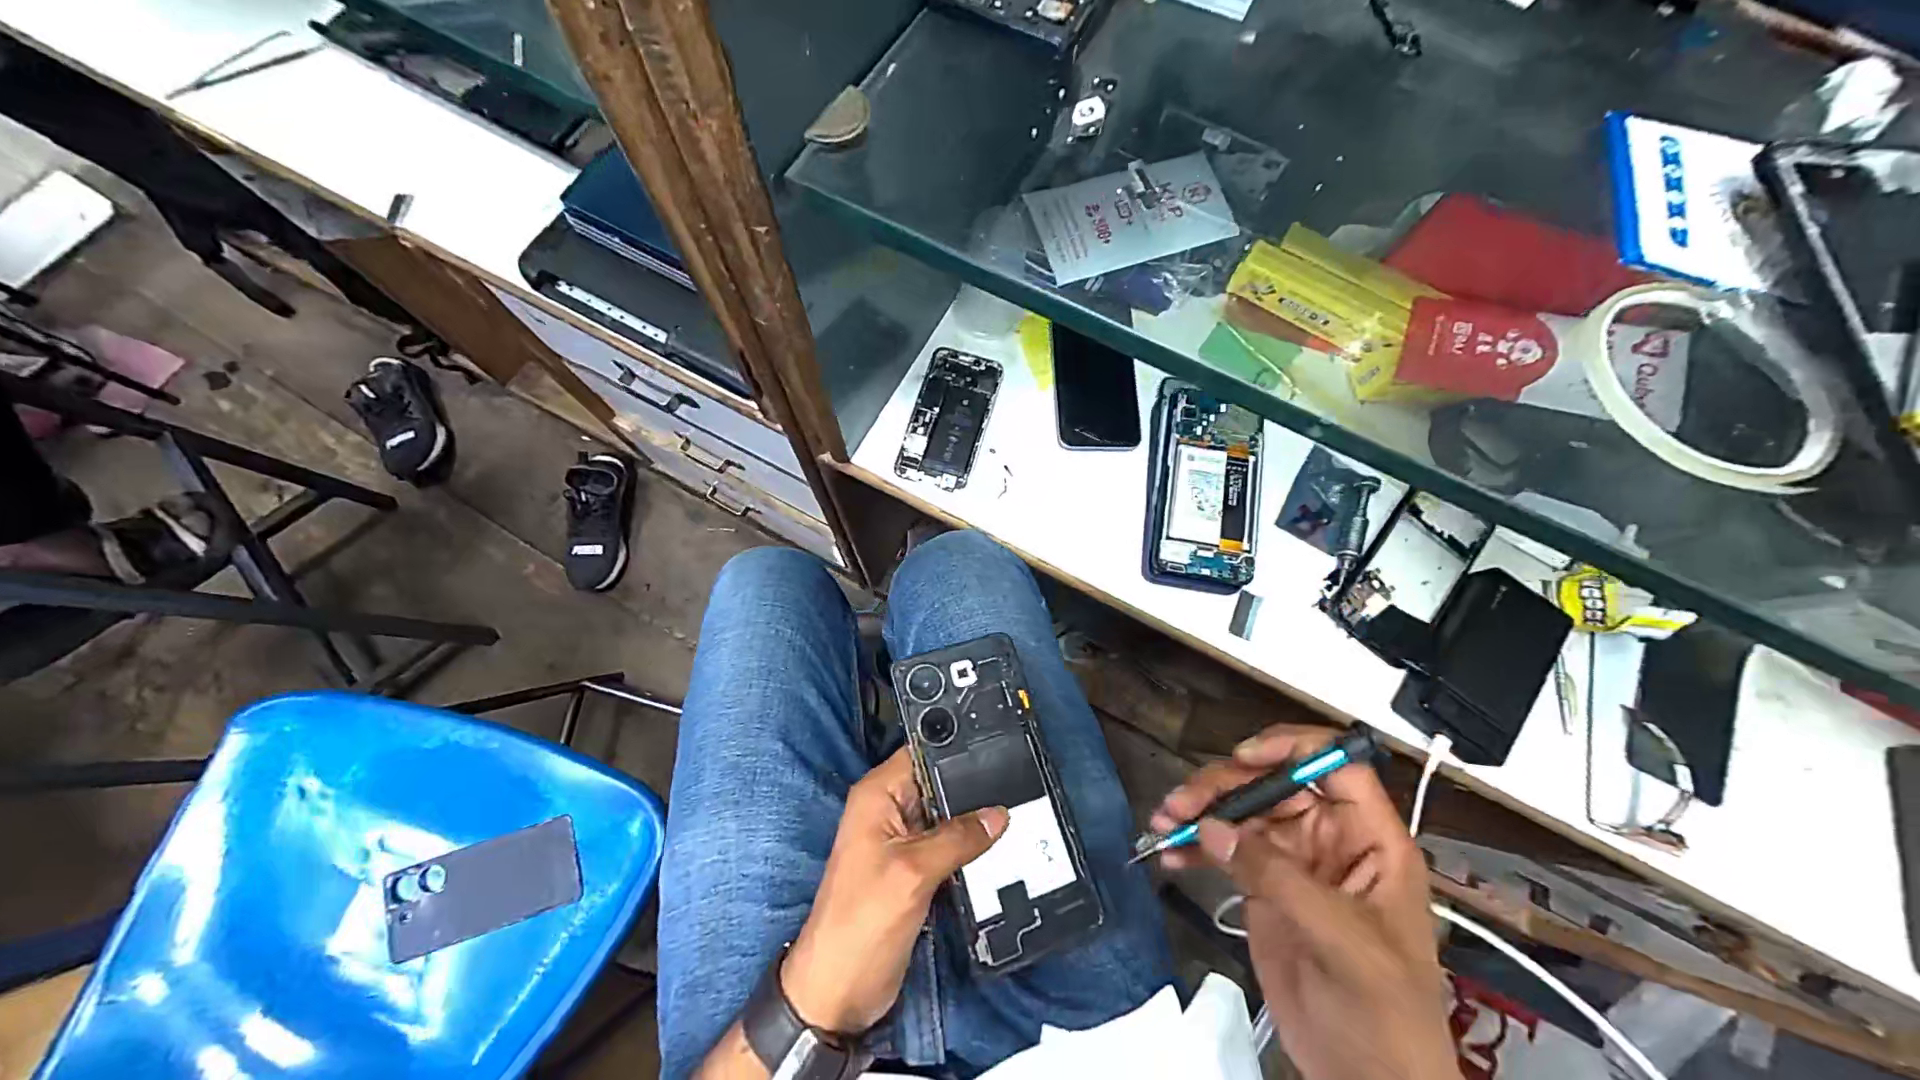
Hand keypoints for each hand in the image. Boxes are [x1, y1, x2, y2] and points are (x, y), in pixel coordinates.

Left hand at [781, 747, 1008, 1035]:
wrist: (839, 990)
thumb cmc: (862, 922)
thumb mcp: (914, 872)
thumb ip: (958, 838)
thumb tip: (998, 815)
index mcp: (878, 795)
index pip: (921, 752)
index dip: (956, 743)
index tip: (997, 738)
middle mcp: (890, 809)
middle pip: (938, 781)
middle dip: (974, 781)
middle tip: (1021, 776)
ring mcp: (904, 840)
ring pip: (947, 814)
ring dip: (975, 816)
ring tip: (1022, 806)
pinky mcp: (916, 868)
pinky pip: (949, 843)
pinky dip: (971, 844)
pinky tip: (1003, 841)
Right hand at [1153, 726, 1458, 1079]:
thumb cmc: (1384, 1013)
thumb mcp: (1341, 940)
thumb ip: (1277, 877)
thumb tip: (1214, 827)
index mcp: (1369, 841)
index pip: (1336, 768)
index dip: (1292, 749)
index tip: (1244, 758)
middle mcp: (1328, 840)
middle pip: (1273, 785)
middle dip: (1225, 786)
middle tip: (1183, 805)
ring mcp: (1292, 864)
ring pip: (1242, 813)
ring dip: (1201, 812)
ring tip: (1166, 825)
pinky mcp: (1263, 889)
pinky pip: (1224, 851)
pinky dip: (1196, 847)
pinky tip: (1173, 855)